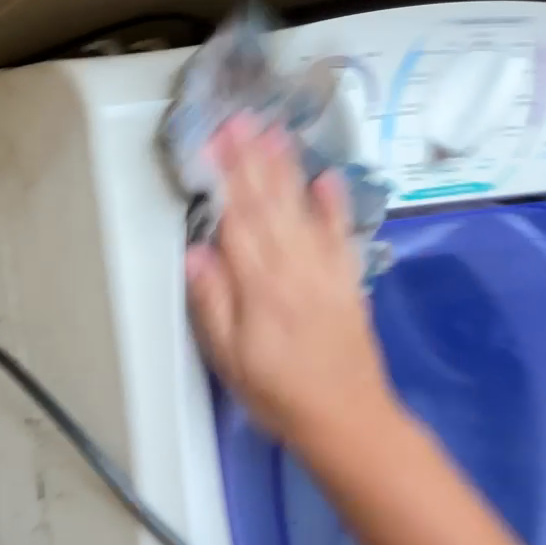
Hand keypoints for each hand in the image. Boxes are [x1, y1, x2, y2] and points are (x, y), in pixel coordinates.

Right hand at [184, 116, 395, 449]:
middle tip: (242, 121)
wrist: (349, 422)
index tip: (217, 141)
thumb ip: (213, 301)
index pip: (239, 219)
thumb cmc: (276, 391)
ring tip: (275, 134)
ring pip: (302, 212)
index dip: (227, 177)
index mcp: (261, 286)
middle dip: (253, 160)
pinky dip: (334, 206)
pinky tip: (326, 179)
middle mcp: (295, 270)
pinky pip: (339, 237)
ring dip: (287, 170)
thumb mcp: (228, 355)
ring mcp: (326, 273)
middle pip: (270, 205)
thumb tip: (196, 251)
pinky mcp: (347, 283)